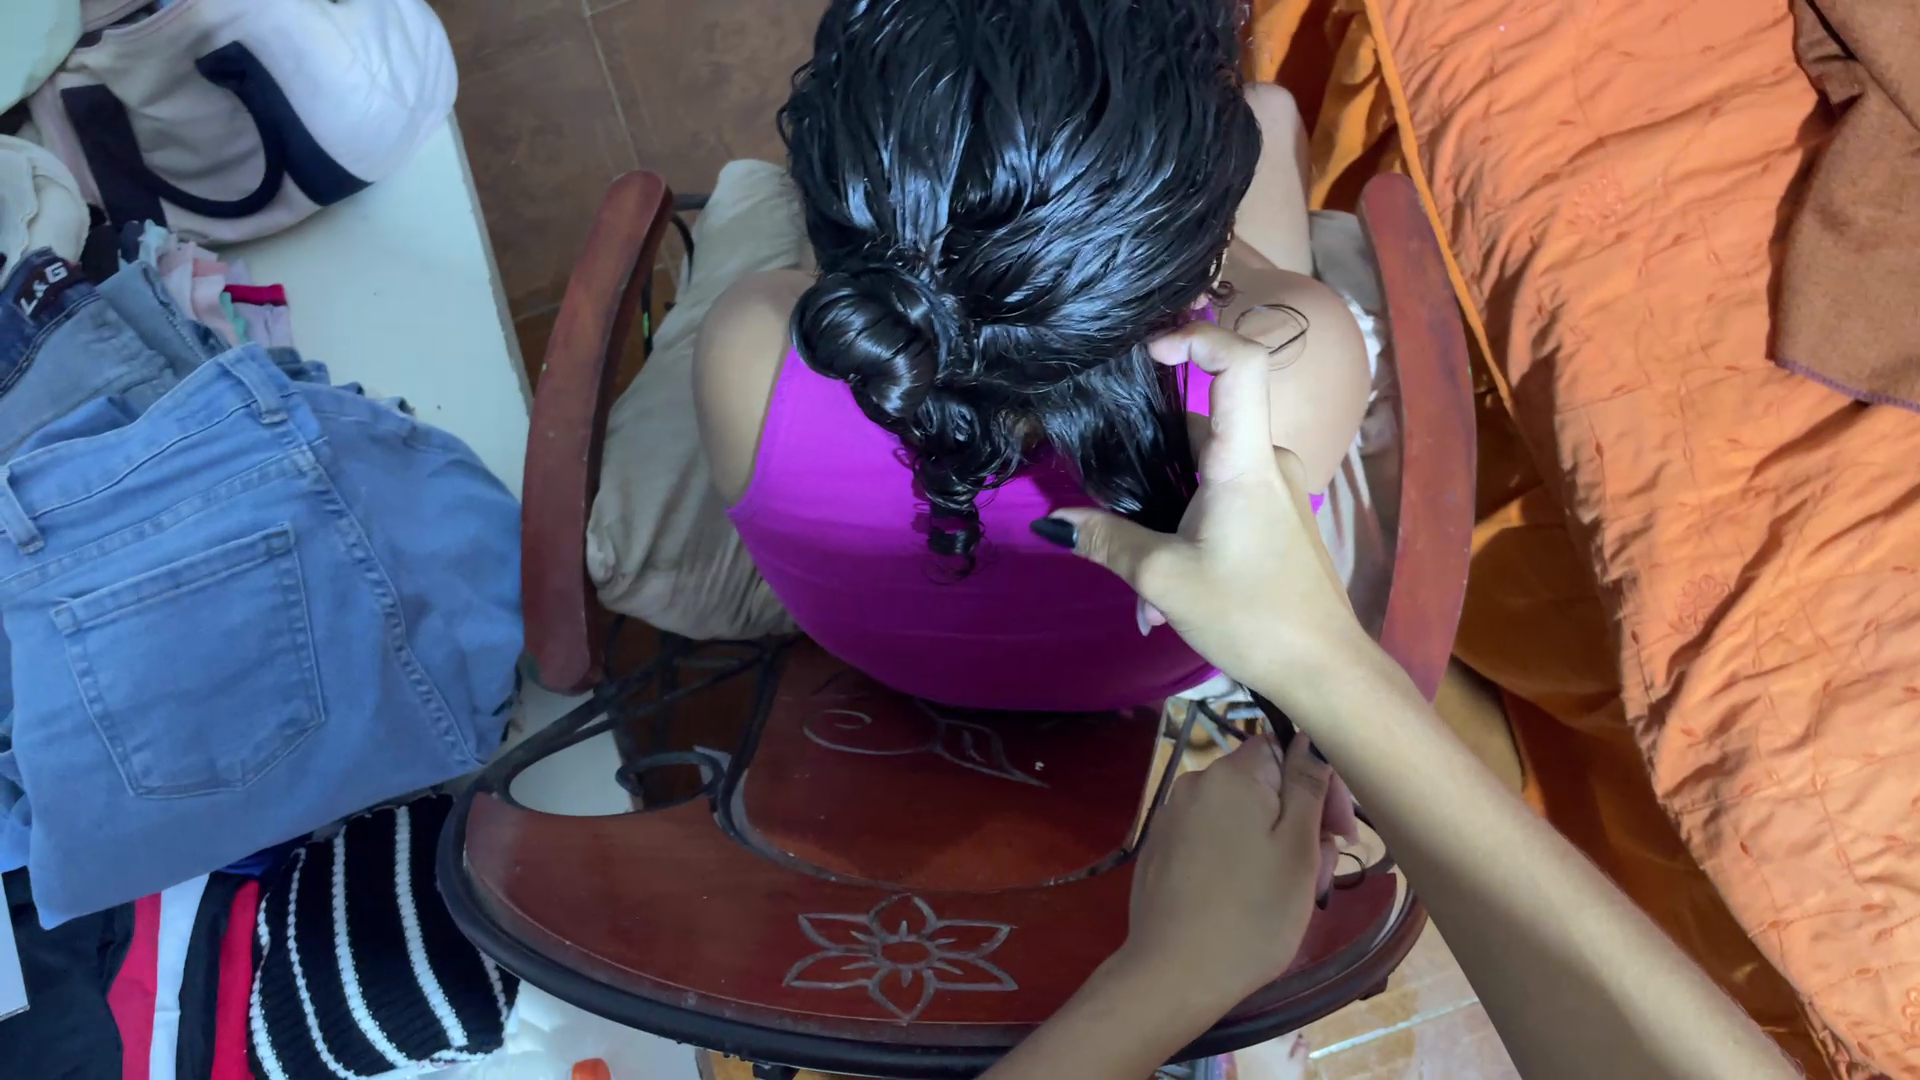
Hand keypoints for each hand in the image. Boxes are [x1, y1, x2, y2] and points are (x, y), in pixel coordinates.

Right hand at [1043, 321, 1370, 695]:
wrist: (1323, 670)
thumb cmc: (1249, 615)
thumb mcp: (1164, 579)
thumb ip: (1105, 541)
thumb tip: (1052, 523)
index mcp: (1243, 460)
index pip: (1239, 363)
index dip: (1196, 337)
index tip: (1148, 351)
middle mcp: (1264, 460)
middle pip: (1198, 426)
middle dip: (1148, 466)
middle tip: (1110, 512)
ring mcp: (1273, 488)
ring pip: (1203, 472)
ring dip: (1163, 509)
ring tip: (1139, 571)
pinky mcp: (1273, 515)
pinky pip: (1220, 497)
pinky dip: (1186, 523)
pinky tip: (1166, 580)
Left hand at [1116, 732, 1334, 1010]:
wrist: (1176, 969)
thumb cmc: (1253, 913)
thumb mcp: (1297, 849)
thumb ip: (1305, 786)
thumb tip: (1309, 739)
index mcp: (1229, 775)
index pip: (1282, 750)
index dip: (1318, 784)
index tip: (1340, 832)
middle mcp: (1195, 783)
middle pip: (1262, 784)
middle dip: (1299, 820)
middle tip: (1320, 873)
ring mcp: (1173, 814)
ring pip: (1240, 814)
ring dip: (1273, 842)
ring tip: (1288, 895)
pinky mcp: (1162, 845)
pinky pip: (1213, 834)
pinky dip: (1239, 854)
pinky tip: (1249, 897)